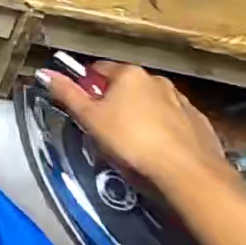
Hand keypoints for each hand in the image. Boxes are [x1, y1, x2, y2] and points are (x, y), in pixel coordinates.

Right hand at [40, 62, 231, 191]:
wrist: (189, 175)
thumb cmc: (131, 141)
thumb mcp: (90, 118)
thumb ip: (66, 93)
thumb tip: (44, 71)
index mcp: (129, 74)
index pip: (98, 69)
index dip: (86, 86)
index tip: (83, 107)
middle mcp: (157, 80)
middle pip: (125, 86)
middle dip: (113, 102)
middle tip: (103, 128)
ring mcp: (183, 101)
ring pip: (151, 103)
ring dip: (139, 115)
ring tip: (132, 143)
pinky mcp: (201, 124)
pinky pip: (174, 121)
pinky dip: (163, 129)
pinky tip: (158, 150)